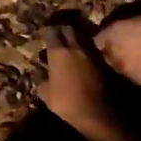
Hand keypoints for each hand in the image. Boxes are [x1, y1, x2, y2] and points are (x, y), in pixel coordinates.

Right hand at [39, 22, 123, 140]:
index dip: (47, 32)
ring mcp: (91, 52)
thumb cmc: (66, 101)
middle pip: (69, 29)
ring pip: (82, 37)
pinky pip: (90, 49)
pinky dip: (84, 49)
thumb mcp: (45, 93)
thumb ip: (40, 78)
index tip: (44, 35)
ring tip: (69, 47)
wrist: (95, 111)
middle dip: (62, 30)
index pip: (51, 32)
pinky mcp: (102, 61)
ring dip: (75, 39)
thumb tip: (39, 71)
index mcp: (58, 52)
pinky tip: (81, 58)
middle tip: (57, 37)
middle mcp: (75, 47)